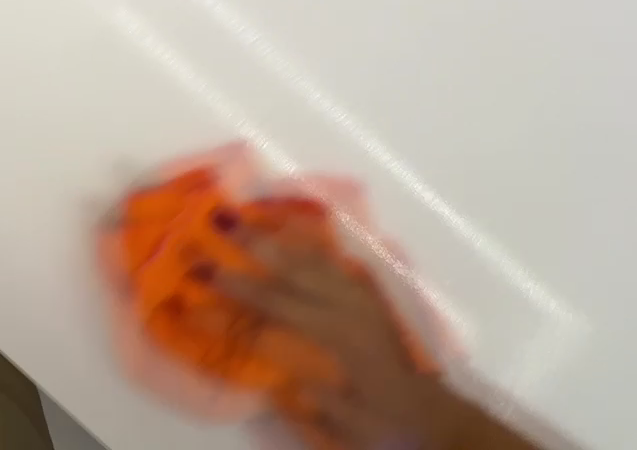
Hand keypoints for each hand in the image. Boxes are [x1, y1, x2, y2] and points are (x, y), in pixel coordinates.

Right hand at [217, 229, 470, 449]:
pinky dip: (305, 238)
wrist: (436, 416)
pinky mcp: (364, 293)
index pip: (273, 303)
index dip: (235, 288)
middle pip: (287, 266)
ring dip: (272, 234)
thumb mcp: (350, 422)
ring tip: (241, 214)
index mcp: (335, 334)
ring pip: (308, 254)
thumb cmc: (388, 421)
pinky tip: (287, 225)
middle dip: (248, 244)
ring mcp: (355, 294)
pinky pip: (330, 256)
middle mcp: (342, 304)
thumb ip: (311, 400)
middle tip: (214, 222)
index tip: (200, 275)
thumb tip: (270, 381)